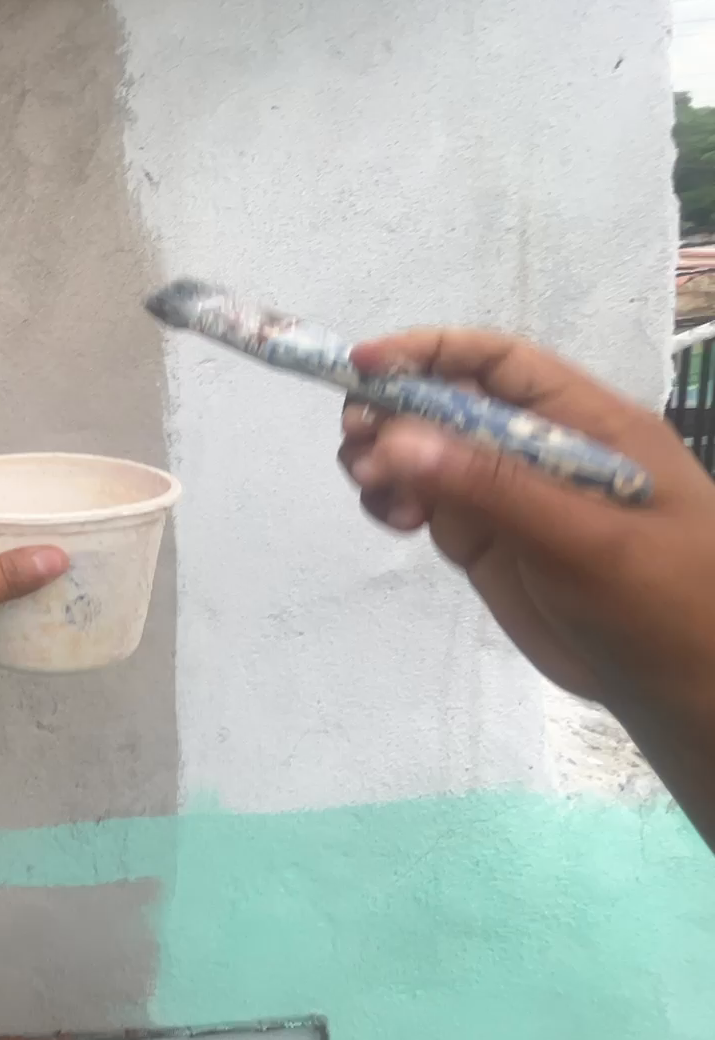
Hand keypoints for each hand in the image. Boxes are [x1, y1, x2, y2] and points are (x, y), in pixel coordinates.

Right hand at [339, 328, 714, 711]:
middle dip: (386, 415)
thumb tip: (389, 439)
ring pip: (415, 451)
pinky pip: (414, 496)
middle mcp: (533, 447)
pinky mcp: (476, 531)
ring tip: (376, 496)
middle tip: (357, 448)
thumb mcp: (582, 538)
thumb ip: (486, 485)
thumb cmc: (665, 603)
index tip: (361, 369)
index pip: (495, 362)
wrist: (688, 687)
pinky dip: (386, 501)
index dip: (426, 353)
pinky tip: (394, 523)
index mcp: (582, 424)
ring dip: (379, 461)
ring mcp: (500, 490)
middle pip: (439, 403)